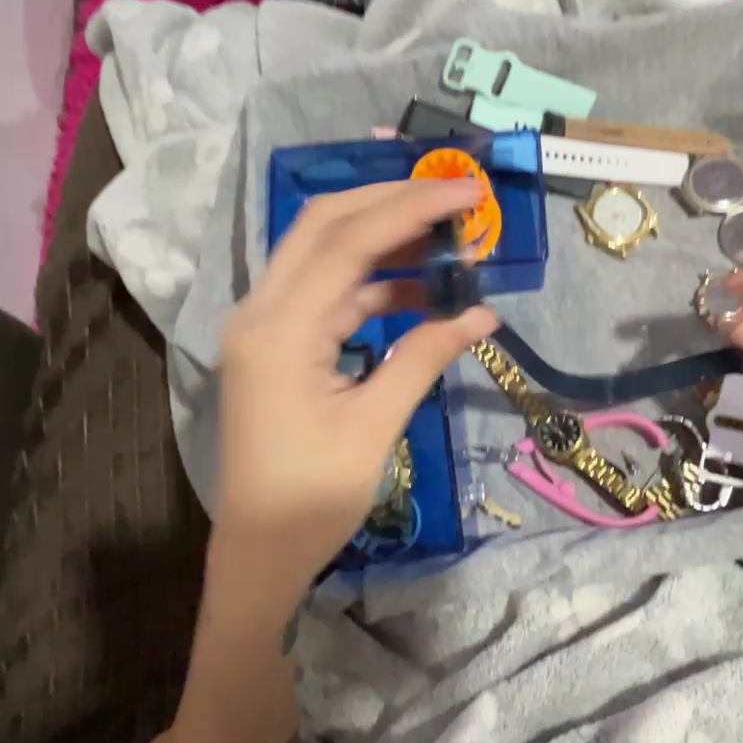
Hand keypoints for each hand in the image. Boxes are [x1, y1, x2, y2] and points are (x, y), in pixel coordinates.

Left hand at [211, 180, 498, 600]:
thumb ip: (424, 356)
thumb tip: (483, 313)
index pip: (348, 241)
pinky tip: (419, 293)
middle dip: (391, 203)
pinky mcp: (276, 345)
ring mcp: (263, 326)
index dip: (411, 208)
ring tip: (448, 243)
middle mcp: (261, 311)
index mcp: (280, 329)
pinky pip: (324, 295)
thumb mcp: (376, 425)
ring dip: (383, 242)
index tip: (468, 191)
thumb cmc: (314, 497)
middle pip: (324, 226)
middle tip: (455, 199)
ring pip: (323, 256)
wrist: (259, 550)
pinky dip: (370, 285)